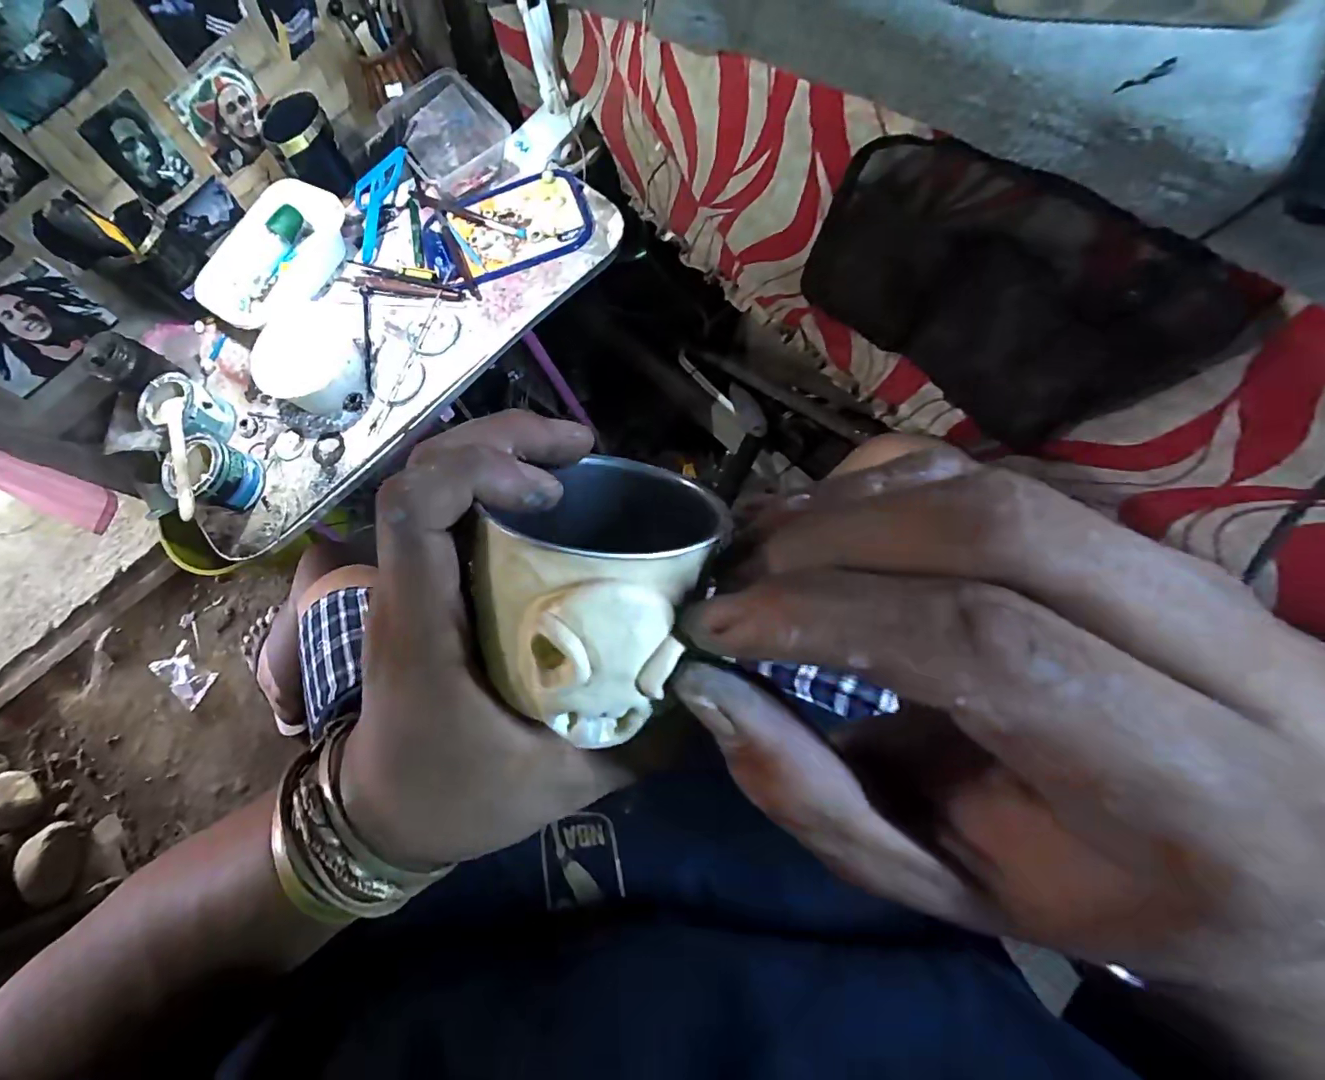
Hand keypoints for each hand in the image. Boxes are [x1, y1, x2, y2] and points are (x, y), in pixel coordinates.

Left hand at [340, 411, 634, 868]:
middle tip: (580, 446)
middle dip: (498, 439)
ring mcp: (402, 584)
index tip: (550, 491)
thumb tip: (717, 682)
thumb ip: (642, 737)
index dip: (478, 471)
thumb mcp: (560, 780)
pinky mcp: (416, 590)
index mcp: (420, 624)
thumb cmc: (455, 798)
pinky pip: (440, 512)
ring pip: (426, 482)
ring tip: (567, 459)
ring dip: (492, 453)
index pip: (413, 506)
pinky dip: (486, 487)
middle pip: (420, 471)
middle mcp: (401, 588)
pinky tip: (542, 503)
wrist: (381, 812)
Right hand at [674, 446, 1324, 1069]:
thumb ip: (814, 800)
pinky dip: (868, 486)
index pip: (985, 643)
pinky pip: (979, 472)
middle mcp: (1226, 652)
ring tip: (752, 555)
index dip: (822, 614)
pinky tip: (817, 529)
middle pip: (986, 532)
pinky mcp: (1136, 533)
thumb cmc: (1084, 888)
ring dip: (832, 509)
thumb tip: (704, 687)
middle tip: (725, 583)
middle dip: (817, 545)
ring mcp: (1188, 571)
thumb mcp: (937, 884)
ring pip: (980, 488)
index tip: (715, 627)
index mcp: (1188, 781)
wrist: (1267, 858)